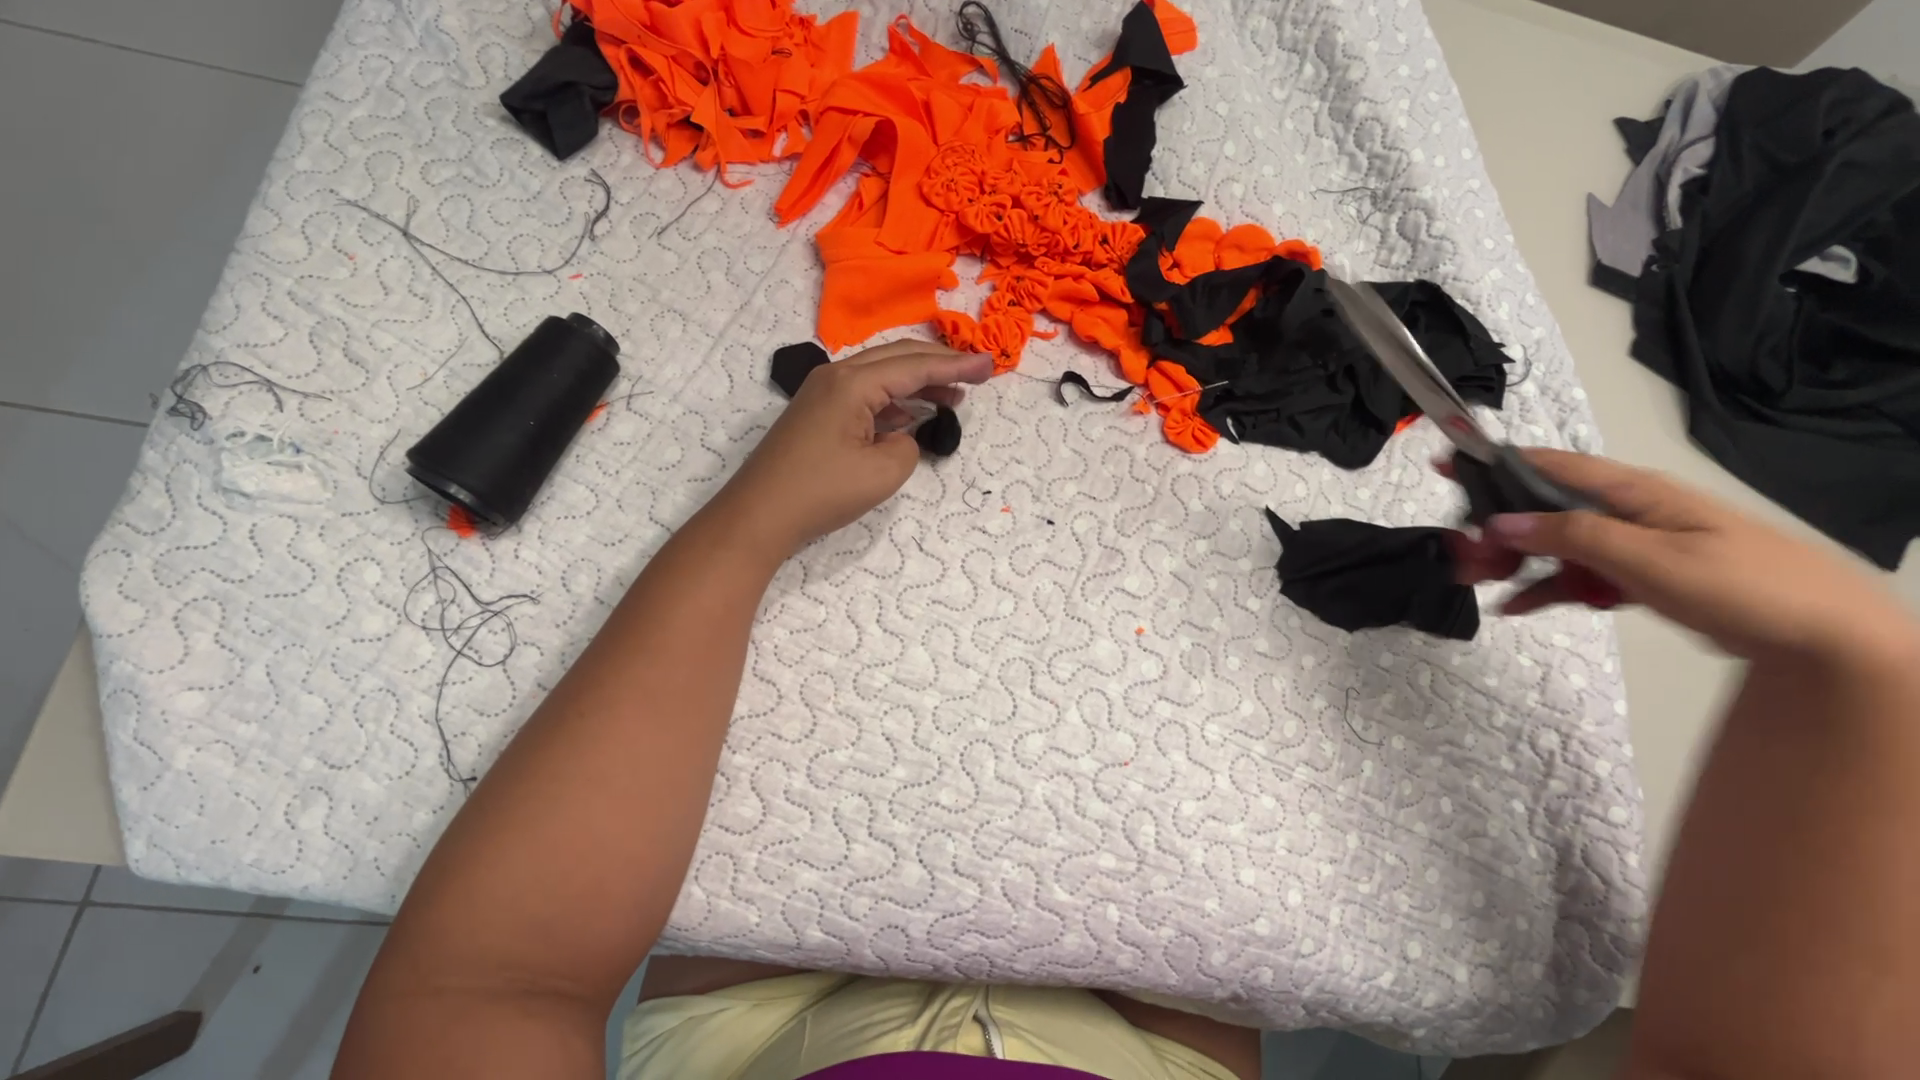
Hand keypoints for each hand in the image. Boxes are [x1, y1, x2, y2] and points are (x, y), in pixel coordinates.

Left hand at [708, 339, 992, 559]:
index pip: (915, 365)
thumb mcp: (883, 472)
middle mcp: (835, 376)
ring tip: (954, 397)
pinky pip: (864, 394)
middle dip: (940, 364)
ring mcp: (821, 394)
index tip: (991, 366)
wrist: (758, 515)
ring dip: (918, 382)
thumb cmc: (821, 492)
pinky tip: (912, 415)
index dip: (956, 365)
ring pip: (880, 375)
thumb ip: (908, 444)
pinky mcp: (816, 414)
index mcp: (853, 382)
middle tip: (979, 373)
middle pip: (897, 358)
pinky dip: (894, 400)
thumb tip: (901, 435)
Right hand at [1449, 449, 1918, 663]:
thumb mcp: (1647, 558)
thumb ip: (1571, 536)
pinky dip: (1546, 587)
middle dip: (1495, 529)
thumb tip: (1500, 520)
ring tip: (1481, 584)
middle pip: (1543, 510)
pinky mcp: (1639, 575)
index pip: (1548, 466)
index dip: (1494, 465)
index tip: (1445, 466)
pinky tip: (1517, 605)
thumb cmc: (1739, 583)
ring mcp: (1633, 544)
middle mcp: (1626, 511)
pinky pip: (1578, 575)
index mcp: (1631, 493)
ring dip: (1515, 562)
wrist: (1822, 636)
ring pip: (1556, 545)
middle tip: (1460, 556)